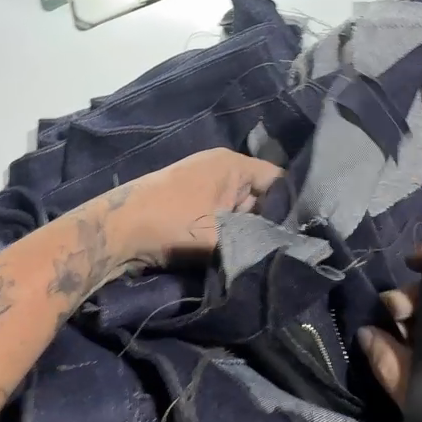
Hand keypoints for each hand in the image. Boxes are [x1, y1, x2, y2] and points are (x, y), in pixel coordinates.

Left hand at [93, 148, 284, 270]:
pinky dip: (228, 236)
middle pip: (261, 197)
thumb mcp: (220, 236)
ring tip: (262, 257)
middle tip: (284, 253)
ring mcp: (204, 186)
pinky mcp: (191, 205)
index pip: (278, 180)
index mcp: (232, 164)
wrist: (116, 232)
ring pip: (241, 212)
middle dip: (270, 224)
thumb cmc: (171, 223)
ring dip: (247, 234)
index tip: (305, 236)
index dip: (293, 206)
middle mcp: (221, 168)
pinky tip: (236, 255)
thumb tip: (289, 252)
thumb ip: (256, 242)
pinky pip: (222, 219)